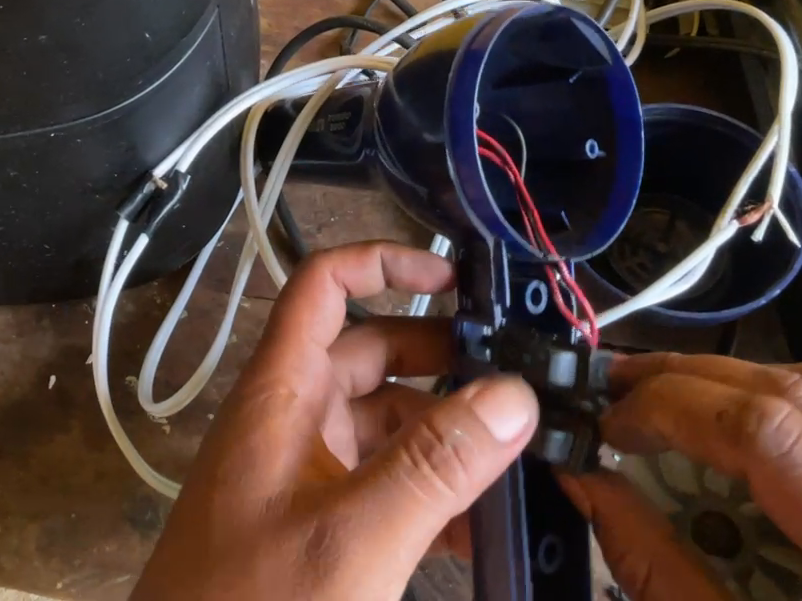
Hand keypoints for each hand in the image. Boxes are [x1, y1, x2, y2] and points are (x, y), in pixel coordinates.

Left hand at [135, 241, 538, 600]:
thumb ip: (434, 467)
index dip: (382, 262)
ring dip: (444, 433)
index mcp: (281, 390)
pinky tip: (482, 527)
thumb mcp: (354, 538)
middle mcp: (291, 416)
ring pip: (383, 421)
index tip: (455, 278)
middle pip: (367, 351)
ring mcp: (303, 471)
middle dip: (439, 356)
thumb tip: (513, 394)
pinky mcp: (316, 522)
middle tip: (516, 376)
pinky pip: (381, 483)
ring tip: (519, 454)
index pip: (322, 287)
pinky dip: (430, 492)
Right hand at [560, 353, 801, 600]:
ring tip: (664, 396)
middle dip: (690, 381)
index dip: (675, 410)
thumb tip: (587, 483)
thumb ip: (663, 575)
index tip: (609, 425)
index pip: (779, 437)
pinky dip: (787, 409)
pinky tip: (740, 426)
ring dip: (735, 383)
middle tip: (615, 391)